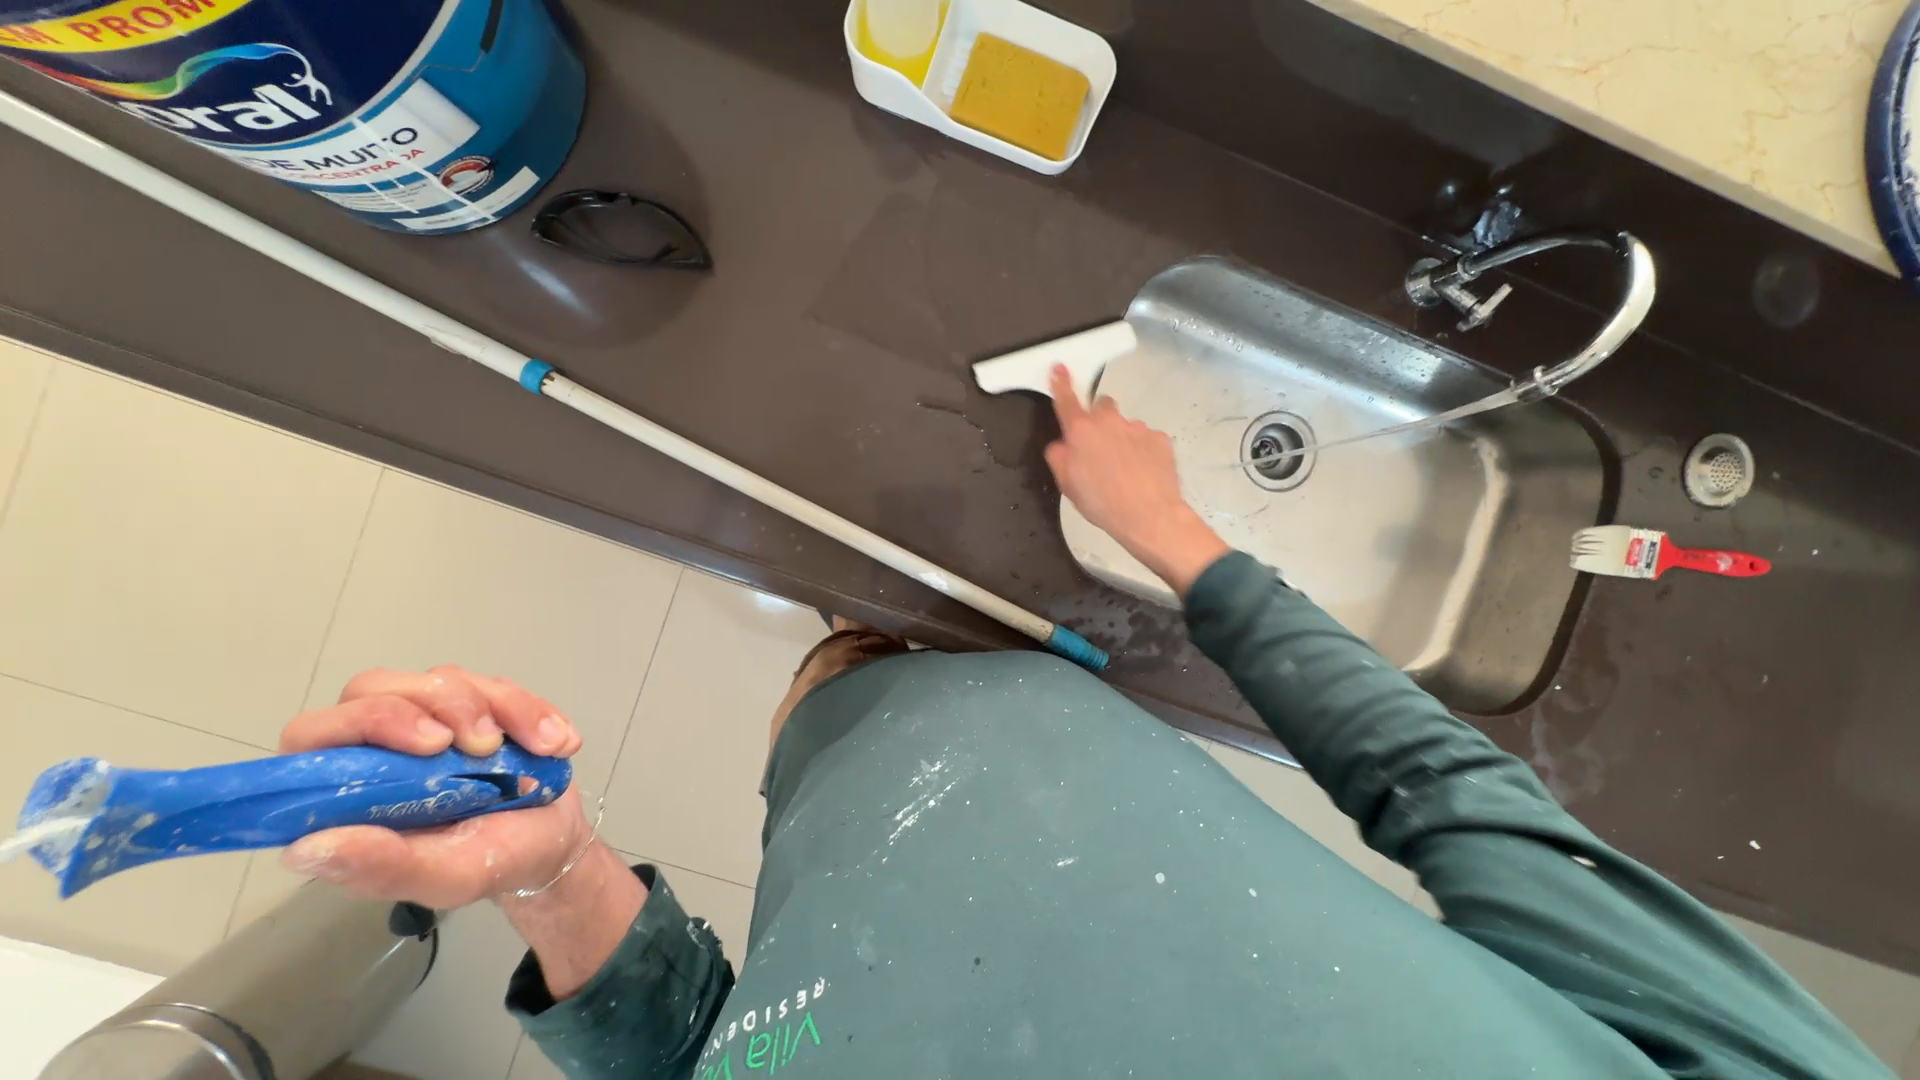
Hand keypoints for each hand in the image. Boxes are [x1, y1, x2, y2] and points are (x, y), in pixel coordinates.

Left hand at [278, 666, 591, 908]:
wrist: (555, 841)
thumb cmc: (496, 861)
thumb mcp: (447, 878)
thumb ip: (385, 866)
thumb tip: (303, 850)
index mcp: (352, 792)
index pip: (316, 734)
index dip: (366, 721)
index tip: (433, 744)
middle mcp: (381, 748)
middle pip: (379, 687)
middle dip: (445, 706)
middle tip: (488, 744)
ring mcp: (432, 719)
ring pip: (445, 680)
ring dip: (504, 709)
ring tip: (545, 750)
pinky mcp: (479, 705)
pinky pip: (498, 685)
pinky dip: (534, 711)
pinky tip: (560, 744)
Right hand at [1045, 364, 1229, 596]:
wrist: (1148, 515)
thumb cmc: (1101, 501)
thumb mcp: (1066, 484)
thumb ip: (1059, 456)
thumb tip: (1062, 444)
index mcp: (1081, 431)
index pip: (1067, 399)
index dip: (1061, 383)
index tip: (1060, 368)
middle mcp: (1109, 422)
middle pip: (1101, 407)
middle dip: (1099, 420)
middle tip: (1099, 448)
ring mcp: (1138, 428)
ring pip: (1125, 425)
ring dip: (1122, 440)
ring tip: (1124, 470)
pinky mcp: (1159, 438)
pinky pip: (1146, 439)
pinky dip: (1142, 451)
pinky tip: (1142, 473)